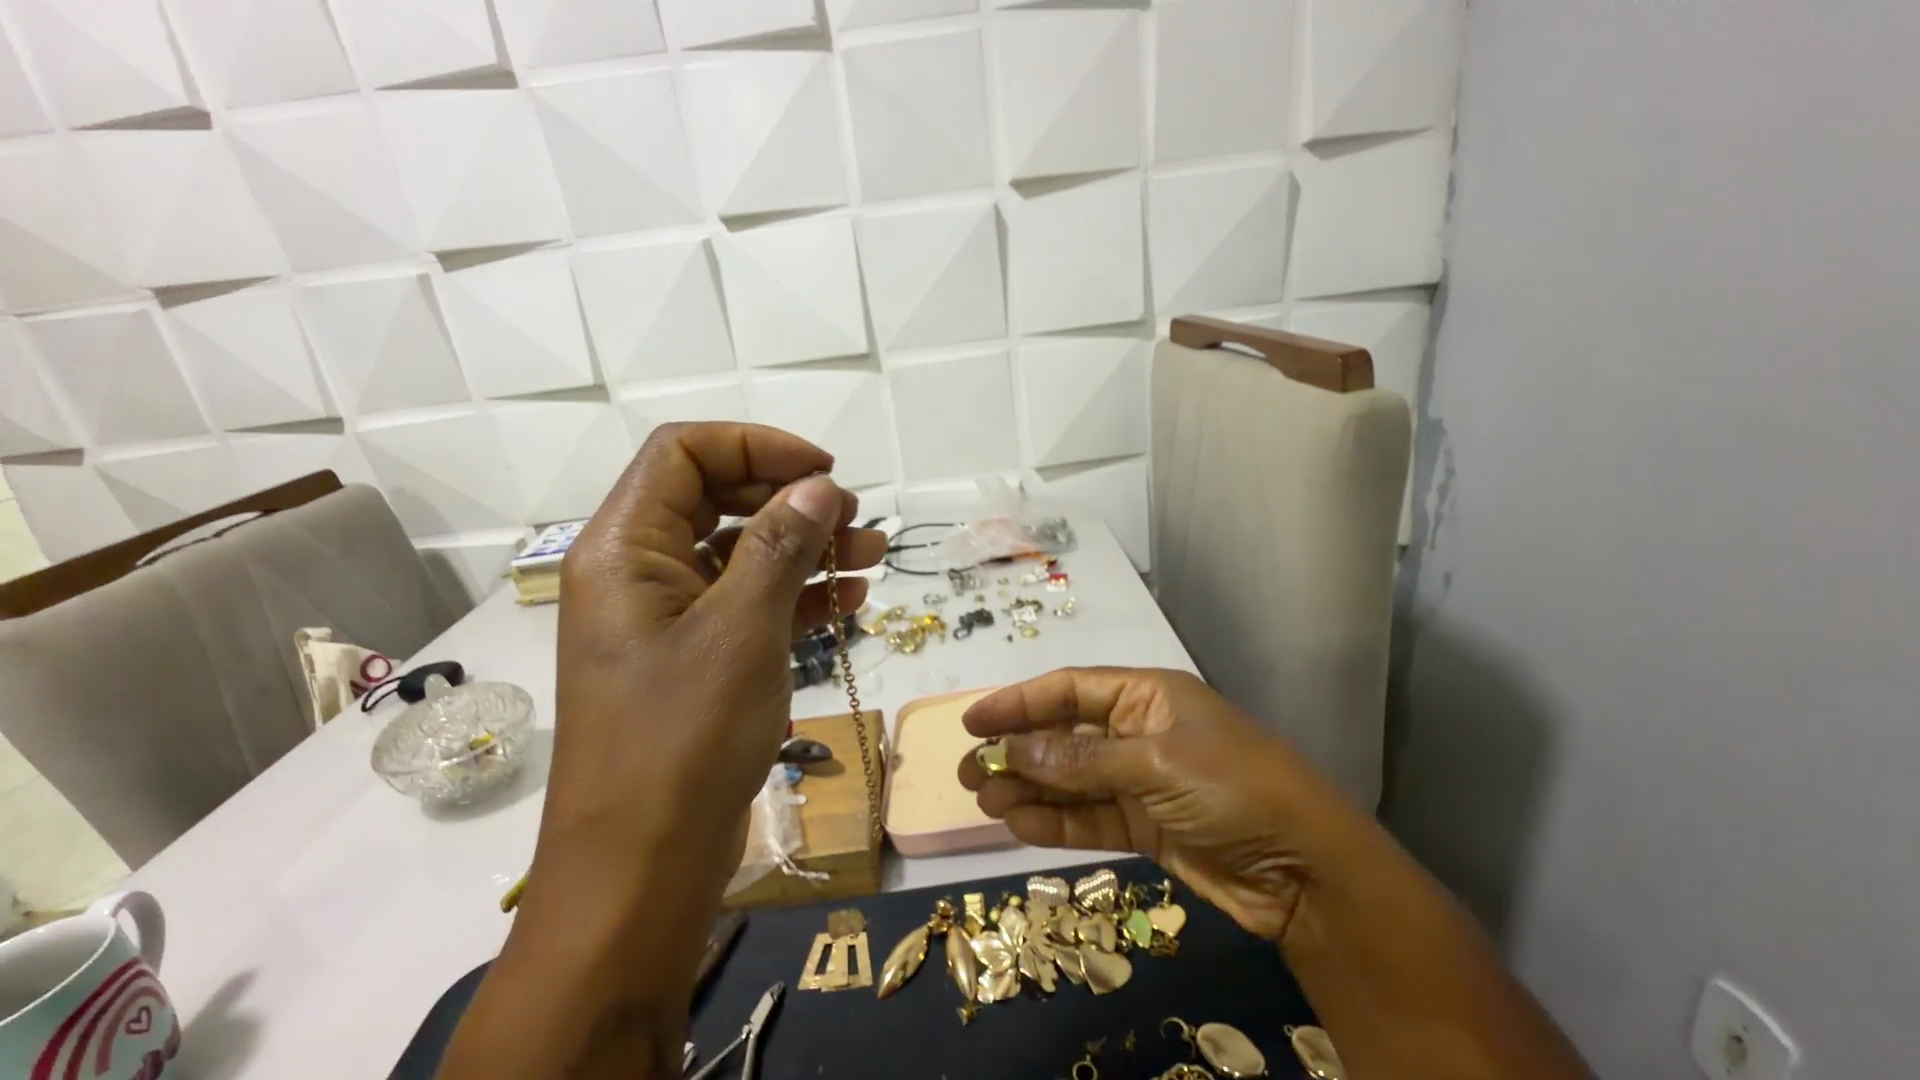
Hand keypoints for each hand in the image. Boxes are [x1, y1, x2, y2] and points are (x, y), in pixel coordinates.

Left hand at [528, 422, 885, 913]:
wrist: (640, 869)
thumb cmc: (681, 739)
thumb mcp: (740, 630)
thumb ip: (780, 546)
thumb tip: (820, 486)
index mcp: (622, 549)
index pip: (683, 452)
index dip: (757, 445)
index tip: (826, 472)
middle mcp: (635, 574)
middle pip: (714, 499)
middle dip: (789, 499)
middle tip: (856, 518)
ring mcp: (663, 621)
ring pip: (737, 555)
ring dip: (803, 549)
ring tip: (872, 559)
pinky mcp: (690, 662)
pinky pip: (744, 606)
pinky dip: (793, 597)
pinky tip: (848, 602)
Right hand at [958, 667, 1362, 943]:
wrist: (1304, 867)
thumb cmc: (1234, 788)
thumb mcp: (1155, 763)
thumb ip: (1081, 758)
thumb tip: (1010, 748)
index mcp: (1146, 695)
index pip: (1068, 689)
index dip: (1018, 703)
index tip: (971, 722)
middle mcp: (1138, 732)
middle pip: (1063, 735)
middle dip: (1016, 751)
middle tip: (969, 773)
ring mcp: (1141, 782)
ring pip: (1070, 780)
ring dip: (1028, 789)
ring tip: (985, 803)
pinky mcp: (1145, 827)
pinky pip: (1088, 818)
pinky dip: (1054, 821)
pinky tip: (1018, 825)